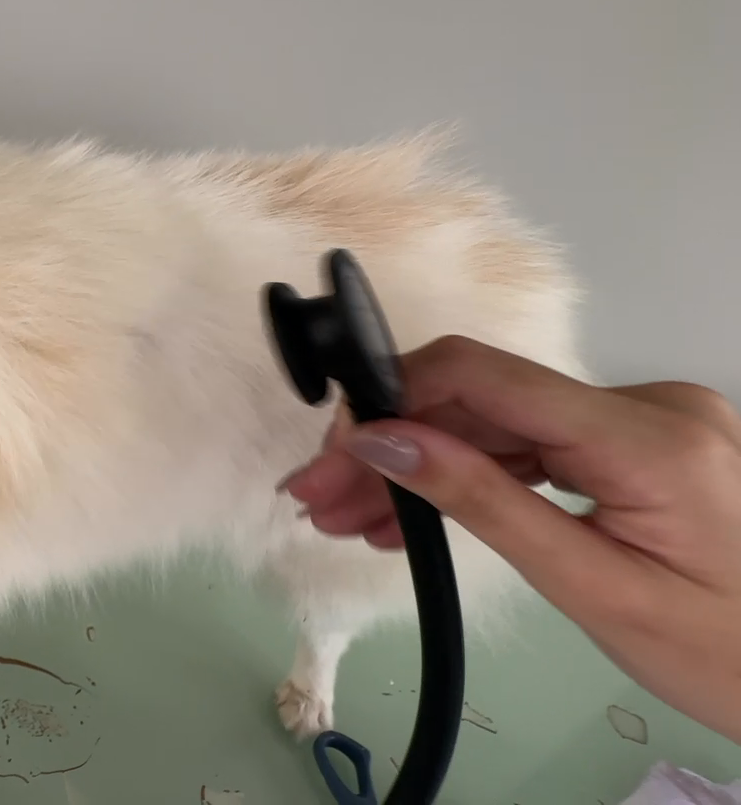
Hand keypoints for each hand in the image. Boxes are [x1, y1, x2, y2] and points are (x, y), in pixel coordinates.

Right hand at [279, 336, 740, 743]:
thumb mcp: (595, 591)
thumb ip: (481, 502)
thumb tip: (375, 439)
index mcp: (647, 437)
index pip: (475, 374)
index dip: (385, 398)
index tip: (333, 454)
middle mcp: (644, 407)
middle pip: (467, 404)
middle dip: (382, 450)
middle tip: (317, 498)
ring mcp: (639, 423)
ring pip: (481, 427)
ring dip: (408, 470)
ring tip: (347, 518)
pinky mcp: (628, 445)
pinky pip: (517, 448)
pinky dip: (456, 479)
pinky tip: (405, 518)